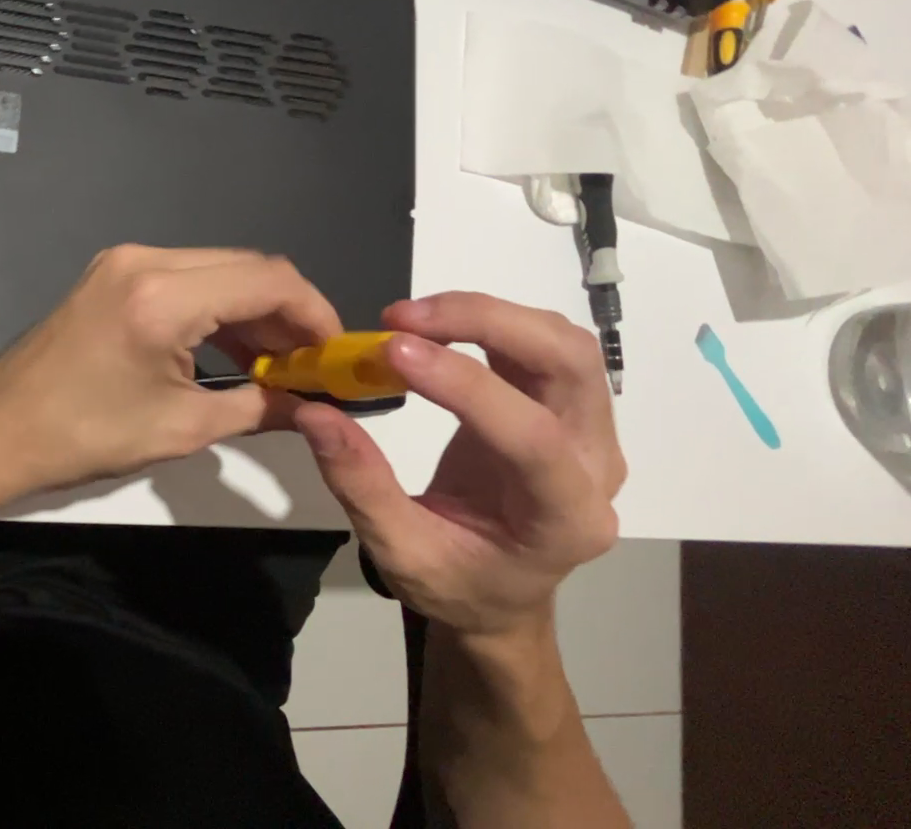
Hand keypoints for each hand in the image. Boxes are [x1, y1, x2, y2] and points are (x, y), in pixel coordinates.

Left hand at [0, 245, 341, 510]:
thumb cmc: (83, 436)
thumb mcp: (181, 428)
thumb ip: (258, 407)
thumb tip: (310, 405)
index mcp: (162, 295)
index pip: (269, 279)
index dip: (315, 314)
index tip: (336, 354)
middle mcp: (144, 260)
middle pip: (246, 266)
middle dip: (287, 313)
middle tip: (310, 365)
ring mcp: (122, 262)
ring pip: (216, 270)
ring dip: (251, 310)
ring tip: (277, 364)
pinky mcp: (109, 275)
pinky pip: (183, 278)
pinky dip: (215, 308)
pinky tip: (232, 348)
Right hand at [296, 292, 625, 635]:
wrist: (500, 596)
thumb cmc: (455, 584)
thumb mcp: (398, 551)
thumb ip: (360, 483)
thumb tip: (314, 413)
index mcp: (564, 519)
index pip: (532, 437)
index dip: (465, 385)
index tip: (391, 350)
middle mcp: (595, 467)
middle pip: (570, 365)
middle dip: (486, 323)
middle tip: (399, 319)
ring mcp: (589, 433)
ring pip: (562, 343)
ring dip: (487, 315)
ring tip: (409, 319)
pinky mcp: (565, 409)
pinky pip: (541, 346)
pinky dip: (487, 323)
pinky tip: (434, 328)